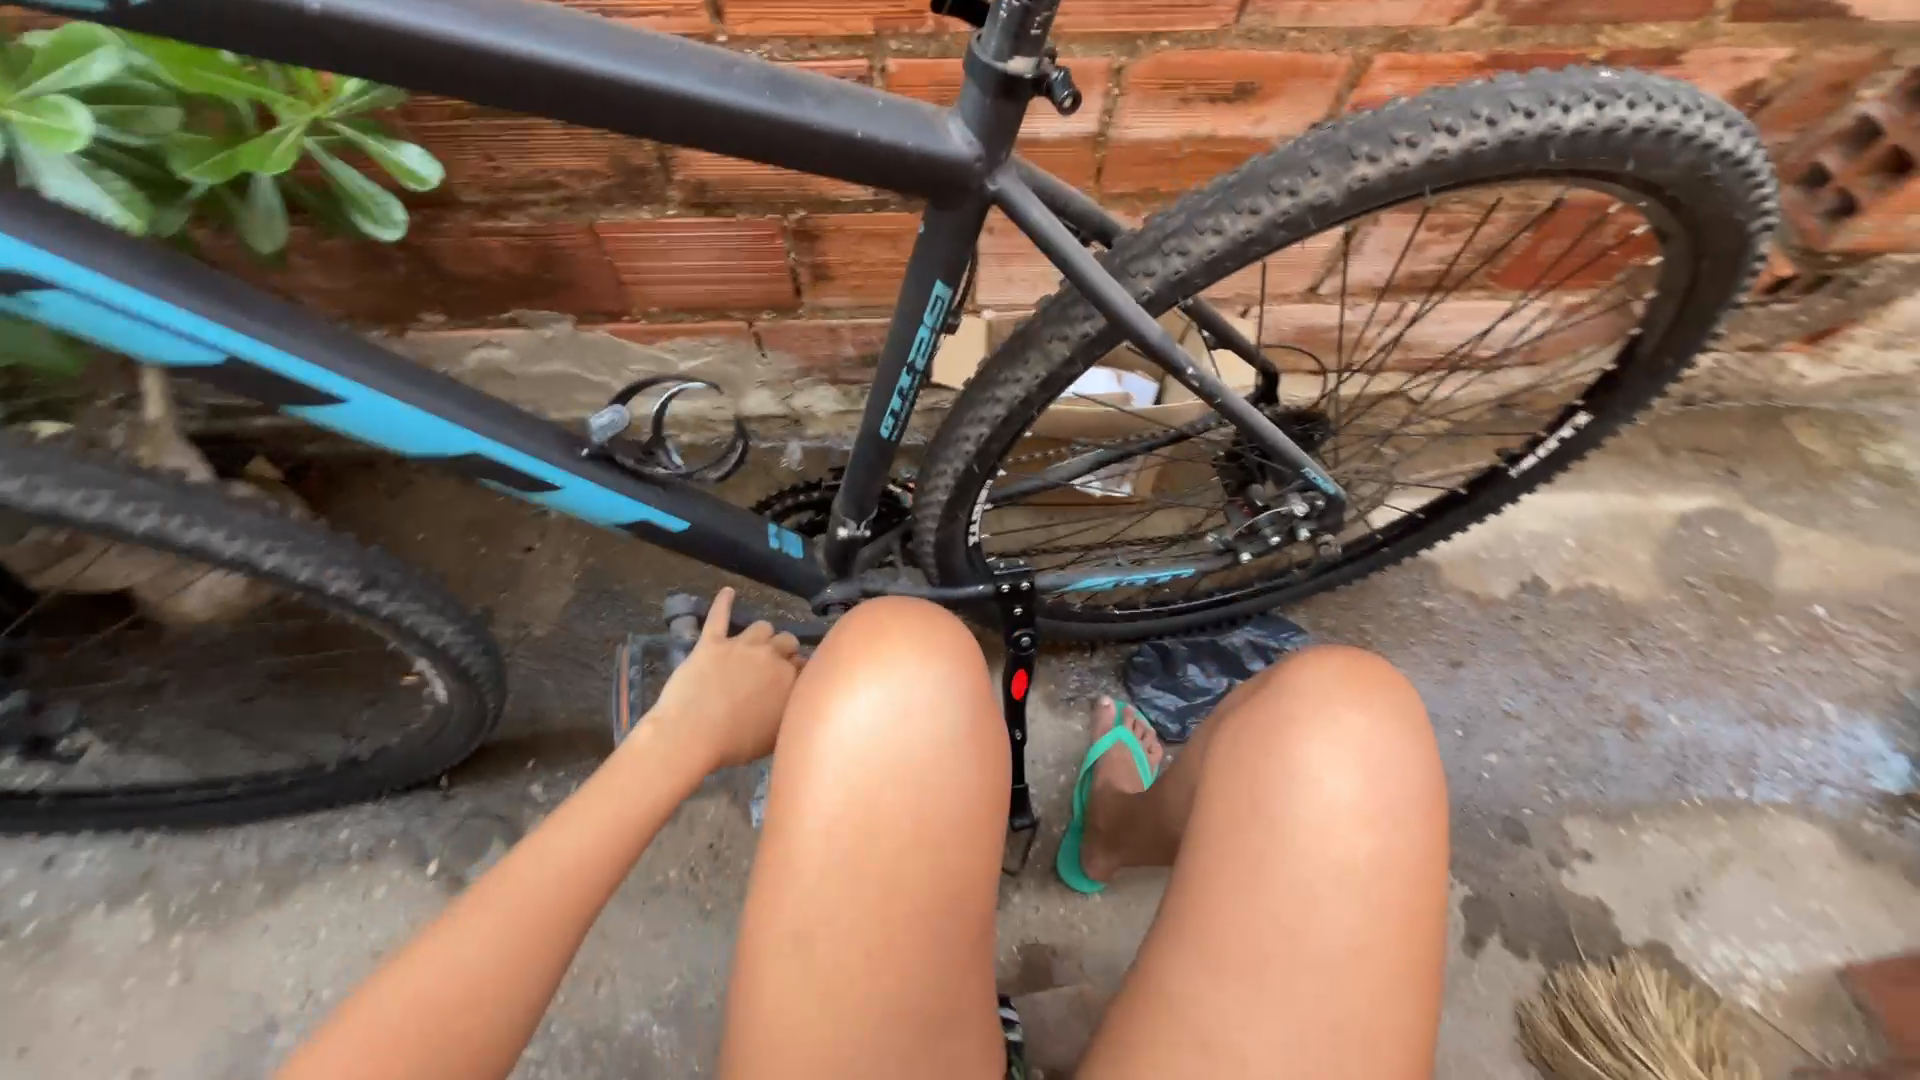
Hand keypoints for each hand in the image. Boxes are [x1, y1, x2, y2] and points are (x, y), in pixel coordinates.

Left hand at [646, 588, 802, 770]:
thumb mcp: (775, 736)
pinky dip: (723, 603)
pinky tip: (728, 592)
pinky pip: (719, 616)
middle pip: (787, 641)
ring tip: (757, 643)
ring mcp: (740, 646)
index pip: (805, 666)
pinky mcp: (712, 642)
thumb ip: (790, 713)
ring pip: (762, 627)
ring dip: (762, 635)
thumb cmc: (734, 743)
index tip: (794, 681)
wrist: (692, 734)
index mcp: (790, 679)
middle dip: (784, 650)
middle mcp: (770, 656)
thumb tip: (795, 702)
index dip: (800, 671)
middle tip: (775, 664)